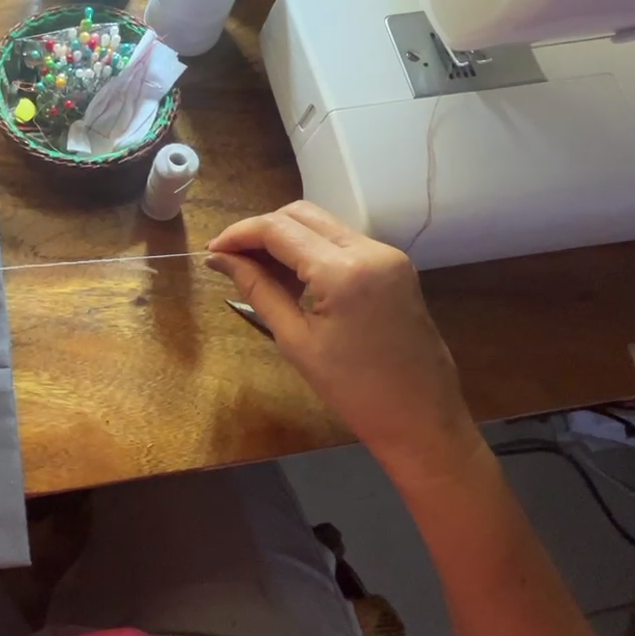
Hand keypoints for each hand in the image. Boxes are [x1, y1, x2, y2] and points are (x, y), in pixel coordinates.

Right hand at [206, 202, 480, 485]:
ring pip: (321, 224)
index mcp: (343, 271)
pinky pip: (341, 242)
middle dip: (260, 230)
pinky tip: (291, 278)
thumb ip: (256, 288)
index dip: (238, 234)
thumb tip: (218, 259)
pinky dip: (310, 250)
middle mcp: (369, 249)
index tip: (212, 252)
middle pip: (300, 214)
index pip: (278, 229)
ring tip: (256, 272)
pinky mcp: (394, 266)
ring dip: (285, 238)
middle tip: (231, 260)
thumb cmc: (353, 390)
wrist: (422, 420)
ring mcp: (387, 255)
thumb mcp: (294, 340)